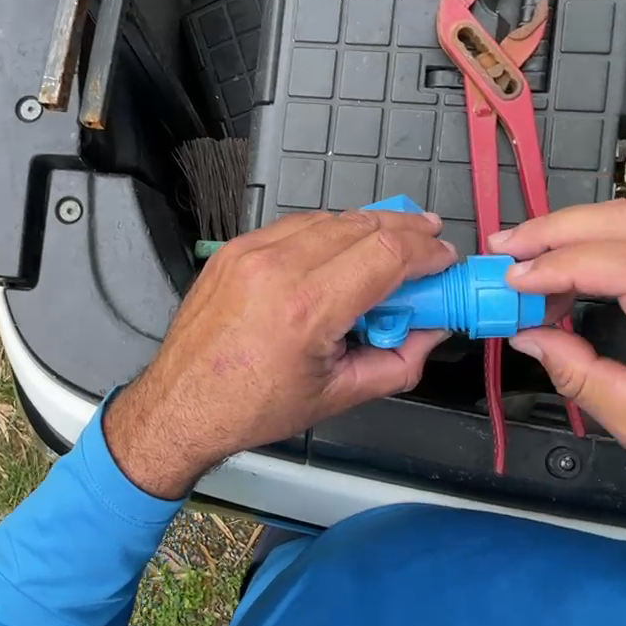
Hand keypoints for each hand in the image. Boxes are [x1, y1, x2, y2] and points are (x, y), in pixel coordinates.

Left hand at [104, 210, 456, 498]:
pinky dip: (328, 231)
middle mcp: (276, 268)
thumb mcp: (339, 396)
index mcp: (306, 308)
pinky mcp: (234, 249)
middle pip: (362, 224)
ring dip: (368, 227)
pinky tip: (343, 248)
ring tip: (393, 244)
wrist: (181, 404)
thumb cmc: (252, 407)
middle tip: (430, 242)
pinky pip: (295, 225)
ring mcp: (250, 253)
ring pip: (329, 218)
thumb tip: (432, 328)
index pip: (387, 253)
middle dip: (406, 230)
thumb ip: (400, 361)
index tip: (443, 261)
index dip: (427, 252)